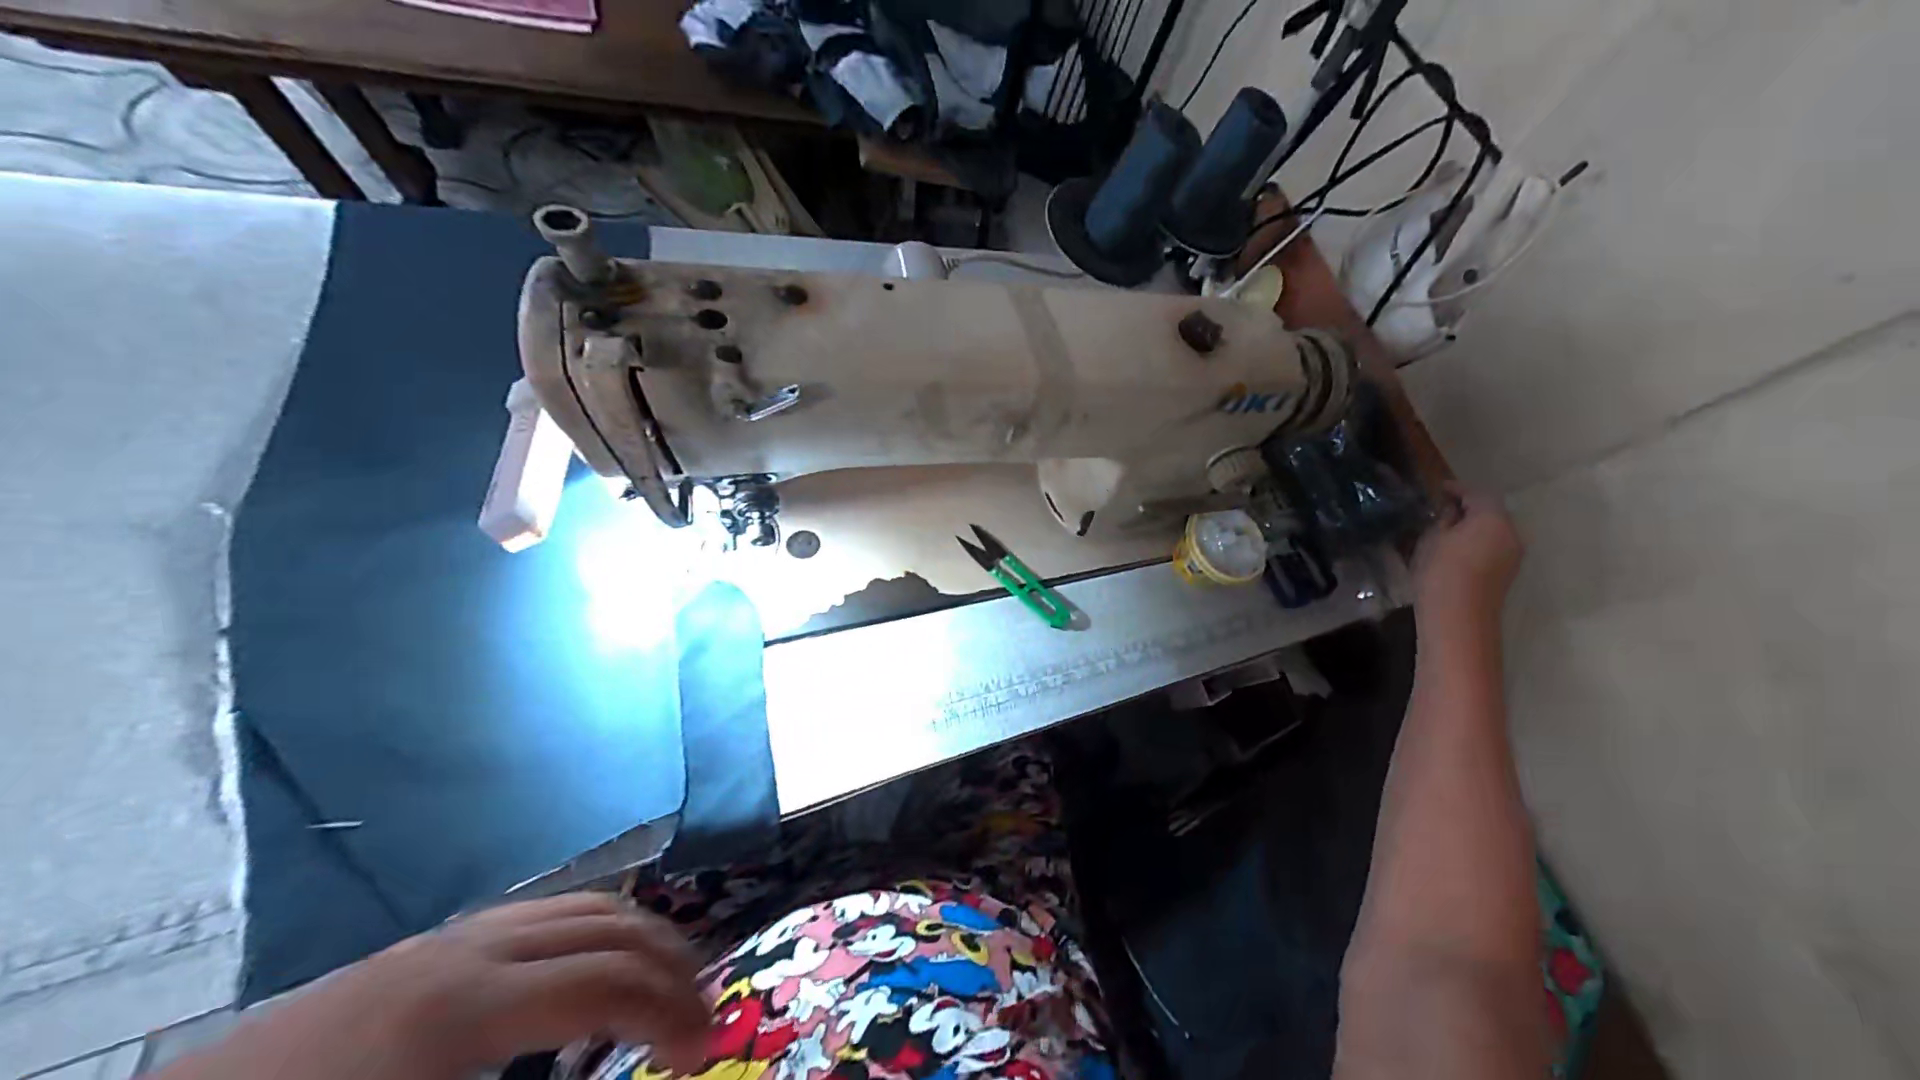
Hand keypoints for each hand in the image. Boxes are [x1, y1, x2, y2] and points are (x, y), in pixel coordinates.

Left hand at [157, 893, 709, 1079]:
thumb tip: (618, 1071)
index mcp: (466, 1008)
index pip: (609, 982)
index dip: (670, 1012)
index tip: (704, 1053)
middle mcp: (473, 950)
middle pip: (611, 927)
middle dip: (673, 965)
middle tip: (703, 1015)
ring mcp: (452, 937)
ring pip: (584, 907)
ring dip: (643, 937)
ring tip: (672, 982)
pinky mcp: (433, 945)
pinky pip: (546, 915)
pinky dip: (599, 931)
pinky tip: (601, 968)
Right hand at [1412, 489, 1522, 622]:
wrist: (1458, 618)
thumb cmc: (1440, 572)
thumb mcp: (1431, 539)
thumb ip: (1442, 520)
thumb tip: (1449, 512)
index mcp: (1493, 519)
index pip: (1478, 494)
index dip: (1457, 488)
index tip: (1438, 489)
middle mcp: (1511, 533)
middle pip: (1491, 512)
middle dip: (1467, 508)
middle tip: (1439, 510)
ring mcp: (1513, 555)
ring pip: (1493, 530)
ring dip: (1472, 526)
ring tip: (1444, 530)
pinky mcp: (1506, 573)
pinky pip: (1493, 546)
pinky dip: (1476, 541)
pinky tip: (1454, 550)